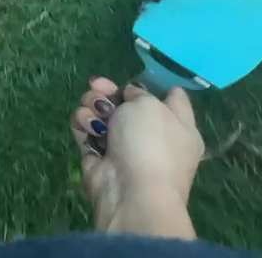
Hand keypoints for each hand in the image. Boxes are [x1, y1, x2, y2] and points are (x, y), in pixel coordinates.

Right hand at [69, 77, 204, 239]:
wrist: (130, 186)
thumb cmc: (150, 143)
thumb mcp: (150, 106)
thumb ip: (139, 92)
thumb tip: (128, 97)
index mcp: (178, 126)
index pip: (174, 99)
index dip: (159, 85)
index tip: (140, 76)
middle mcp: (151, 133)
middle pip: (125, 100)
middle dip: (106, 89)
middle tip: (98, 86)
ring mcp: (123, 142)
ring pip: (100, 109)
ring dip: (92, 105)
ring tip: (95, 115)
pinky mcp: (97, 149)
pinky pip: (85, 125)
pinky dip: (83, 123)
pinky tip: (88, 128)